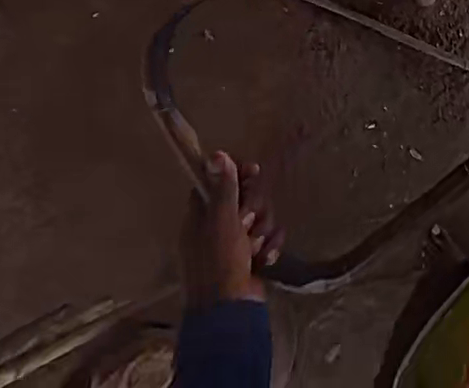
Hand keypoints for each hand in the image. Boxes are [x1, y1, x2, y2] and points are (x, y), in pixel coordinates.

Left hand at [181, 151, 284, 306]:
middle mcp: (214, 228)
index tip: (253, 172)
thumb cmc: (220, 264)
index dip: (236, 174)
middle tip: (251, 219)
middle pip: (242, 199)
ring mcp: (233, 246)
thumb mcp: (222, 221)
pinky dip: (269, 247)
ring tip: (256, 246)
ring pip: (257, 218)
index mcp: (200, 216)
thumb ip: (223, 188)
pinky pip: (267, 240)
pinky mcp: (250, 260)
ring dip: (262, 230)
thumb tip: (217, 153)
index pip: (218, 182)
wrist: (231, 316)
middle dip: (253, 207)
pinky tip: (266, 258)